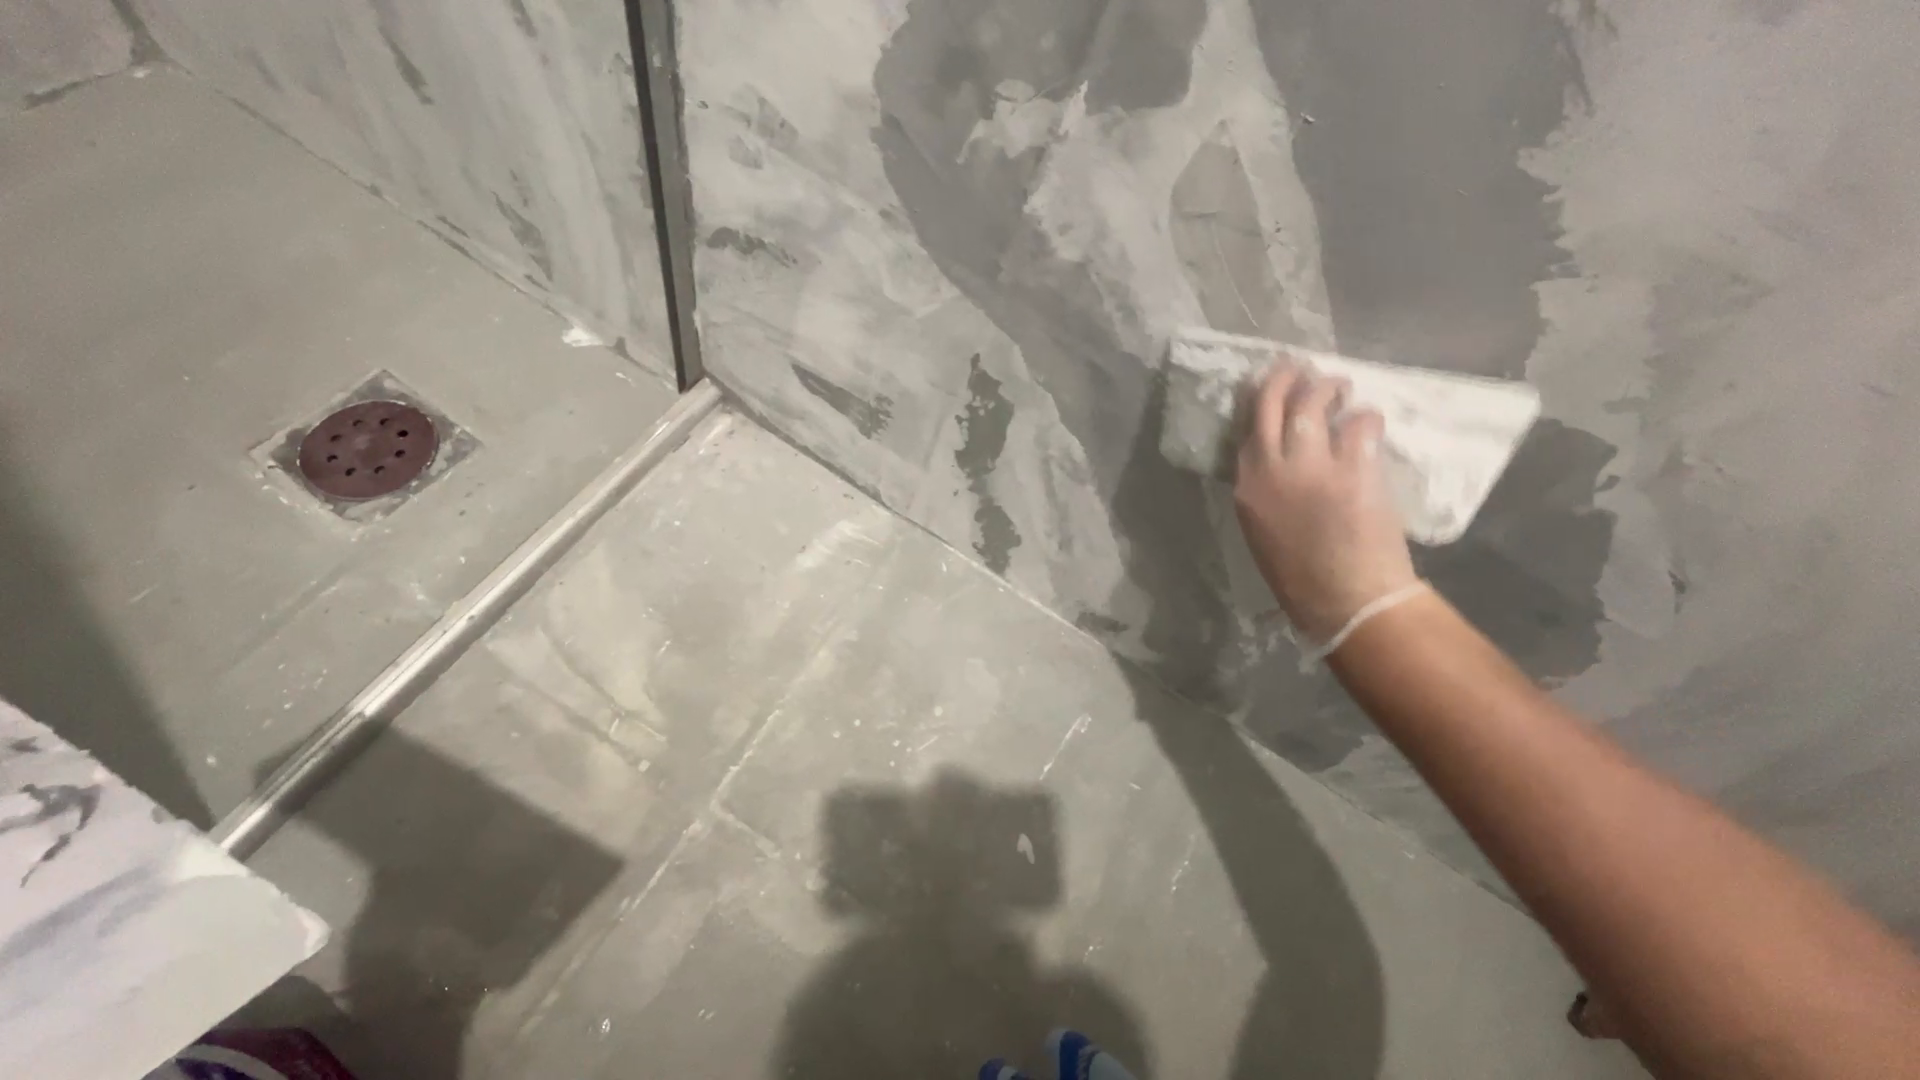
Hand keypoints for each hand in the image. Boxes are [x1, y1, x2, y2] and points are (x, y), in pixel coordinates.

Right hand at [1234, 361, 1417, 644]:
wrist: (1346, 599)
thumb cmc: (1301, 577)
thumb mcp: (1262, 529)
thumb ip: (1265, 489)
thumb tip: (1280, 458)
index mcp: (1247, 487)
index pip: (1247, 427)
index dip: (1260, 399)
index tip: (1272, 386)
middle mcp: (1272, 468)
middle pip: (1273, 402)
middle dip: (1286, 375)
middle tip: (1300, 365)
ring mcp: (1313, 465)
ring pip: (1314, 402)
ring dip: (1328, 387)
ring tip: (1340, 387)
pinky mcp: (1355, 467)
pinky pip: (1360, 423)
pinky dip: (1365, 417)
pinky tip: (1369, 422)